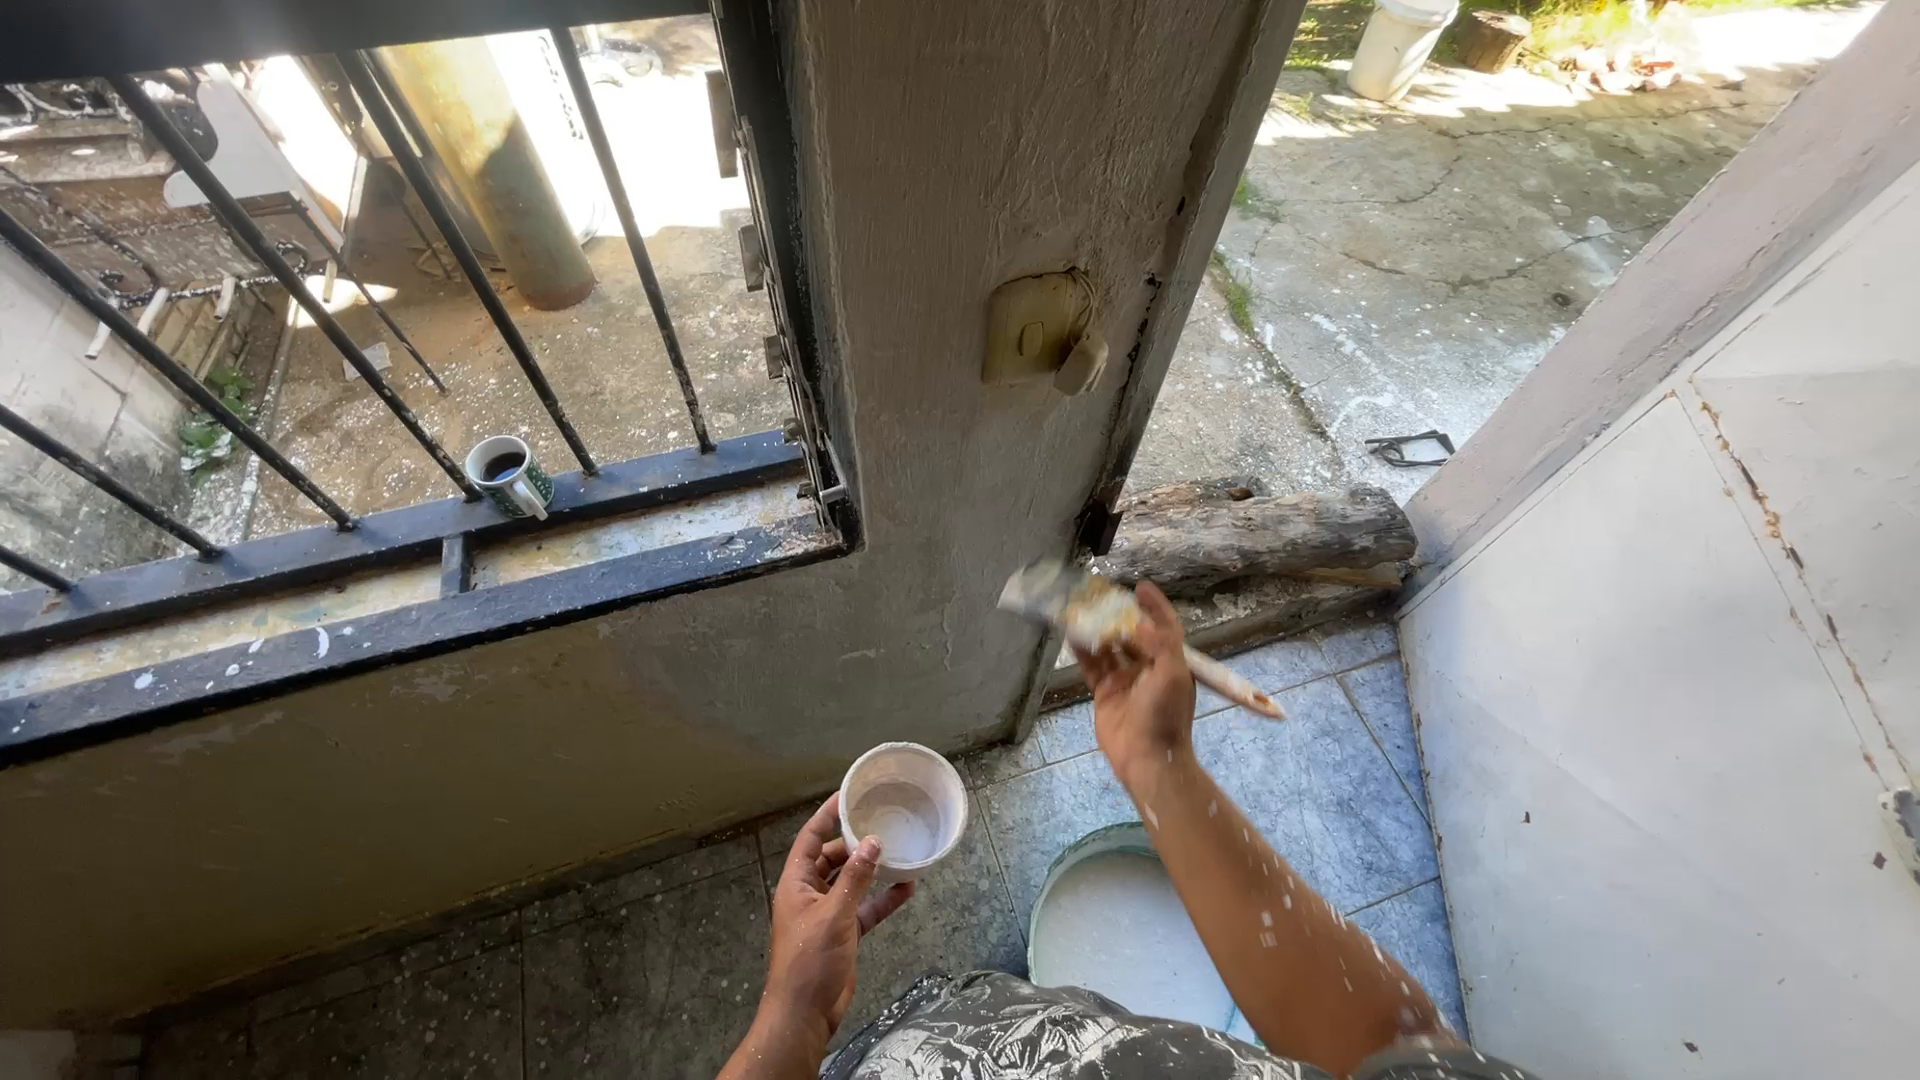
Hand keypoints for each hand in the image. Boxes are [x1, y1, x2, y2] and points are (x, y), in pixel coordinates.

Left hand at [762, 793, 915, 1040]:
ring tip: (898, 850)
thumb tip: (873, 841)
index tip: (849, 794)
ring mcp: (828, 913)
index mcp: (797, 883)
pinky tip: (908, 887)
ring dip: (873, 869)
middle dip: (856, 842)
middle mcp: (811, 892)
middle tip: (882, 823)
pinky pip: (866, 908)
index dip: (828, 815)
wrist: (805, 1015)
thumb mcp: (833, 914)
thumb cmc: (810, 960)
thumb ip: (855, 878)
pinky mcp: (845, 933)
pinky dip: (883, 898)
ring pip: (852, 881)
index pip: (811, 838)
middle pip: (833, 857)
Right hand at [1073, 580, 1197, 788]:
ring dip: (1097, 630)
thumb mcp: (1172, 675)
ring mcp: (1125, 680)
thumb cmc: (1165, 716)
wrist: (1147, 759)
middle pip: (1132, 634)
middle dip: (1118, 616)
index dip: (1155, 606)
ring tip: (1081, 611)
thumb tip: (1139, 621)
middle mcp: (1148, 668)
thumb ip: (1160, 644)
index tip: (1140, 586)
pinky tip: (1072, 635)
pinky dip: (1083, 650)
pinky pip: (1093, 665)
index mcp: (1170, 663)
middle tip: (1101, 596)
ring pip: (1109, 647)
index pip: (1164, 627)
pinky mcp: (1105, 692)